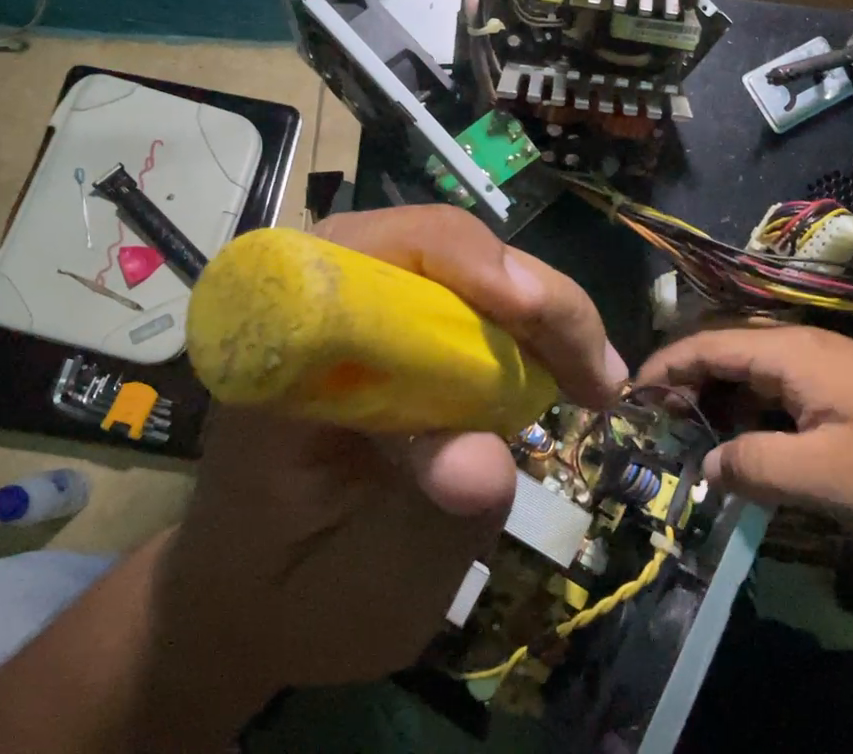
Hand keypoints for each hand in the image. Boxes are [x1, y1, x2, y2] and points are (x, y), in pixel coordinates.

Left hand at [166, 206, 625, 696]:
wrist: (253, 602)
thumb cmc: (294, 595)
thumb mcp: (364, 584)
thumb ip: (427, 521)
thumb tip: (489, 463)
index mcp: (278, 352)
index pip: (366, 256)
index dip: (456, 263)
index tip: (526, 309)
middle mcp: (315, 311)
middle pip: (434, 251)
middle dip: (530, 299)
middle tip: (600, 375)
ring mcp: (355, 318)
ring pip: (464, 274)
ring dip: (540, 319)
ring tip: (596, 381)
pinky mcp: (390, 338)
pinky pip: (467, 310)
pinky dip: (525, 339)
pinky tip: (565, 377)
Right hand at [637, 325, 852, 543]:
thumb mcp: (819, 477)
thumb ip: (749, 465)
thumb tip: (705, 464)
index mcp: (794, 353)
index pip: (708, 344)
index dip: (663, 368)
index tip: (627, 398)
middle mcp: (807, 348)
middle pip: (727, 353)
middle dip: (685, 385)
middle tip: (653, 426)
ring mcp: (830, 369)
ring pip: (752, 373)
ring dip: (718, 402)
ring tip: (690, 440)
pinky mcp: (846, 393)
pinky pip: (780, 392)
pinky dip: (750, 413)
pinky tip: (746, 447)